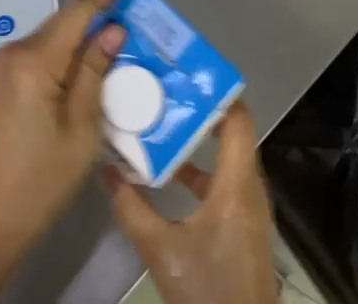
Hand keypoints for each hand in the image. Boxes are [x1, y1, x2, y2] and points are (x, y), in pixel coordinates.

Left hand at [0, 0, 141, 248]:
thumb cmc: (38, 182)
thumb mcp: (81, 130)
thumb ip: (95, 74)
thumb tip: (112, 30)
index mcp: (35, 60)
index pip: (80, 10)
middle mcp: (15, 54)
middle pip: (67, 22)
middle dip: (103, 13)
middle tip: (142, 10)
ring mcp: (4, 70)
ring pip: (56, 40)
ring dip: (88, 38)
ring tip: (127, 39)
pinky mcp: (3, 87)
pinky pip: (44, 59)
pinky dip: (71, 57)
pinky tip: (94, 67)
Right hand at [103, 104, 278, 303]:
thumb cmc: (207, 289)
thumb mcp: (160, 249)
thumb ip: (131, 208)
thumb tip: (107, 170)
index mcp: (237, 186)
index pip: (239, 120)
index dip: (218, 93)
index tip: (186, 74)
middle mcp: (250, 189)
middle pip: (232, 133)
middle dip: (200, 110)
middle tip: (165, 91)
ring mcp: (250, 208)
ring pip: (228, 158)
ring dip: (199, 139)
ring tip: (163, 121)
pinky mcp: (243, 225)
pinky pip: (226, 181)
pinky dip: (202, 169)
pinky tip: (171, 174)